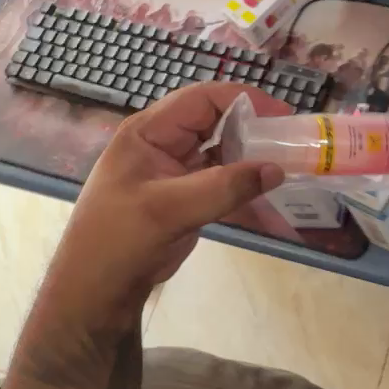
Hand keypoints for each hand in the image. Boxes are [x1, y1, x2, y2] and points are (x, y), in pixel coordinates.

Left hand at [34, 83, 289, 323]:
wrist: (98, 288)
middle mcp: (163, 143)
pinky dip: (245, 179)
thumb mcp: (170, 209)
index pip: (202, 99)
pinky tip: (269, 187)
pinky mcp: (187, 195)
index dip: (244, 101)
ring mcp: (175, 169)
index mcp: (149, 132)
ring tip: (287, 161)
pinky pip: (222, 176)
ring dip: (251, 153)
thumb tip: (277, 169)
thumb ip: (224, 187)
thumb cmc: (120, 239)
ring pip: (222, 148)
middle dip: (253, 126)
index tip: (282, 116)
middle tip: (290, 140)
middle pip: (216, 120)